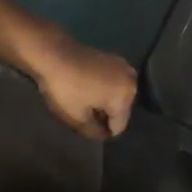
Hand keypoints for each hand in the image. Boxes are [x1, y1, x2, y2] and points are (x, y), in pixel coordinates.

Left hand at [15, 27, 138, 139]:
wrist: (58, 57)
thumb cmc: (68, 91)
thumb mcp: (77, 118)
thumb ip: (93, 130)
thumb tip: (103, 134)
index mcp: (126, 98)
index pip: (120, 126)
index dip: (104, 133)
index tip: (89, 132)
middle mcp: (133, 82)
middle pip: (123, 109)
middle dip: (108, 116)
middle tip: (88, 117)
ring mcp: (127, 68)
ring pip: (120, 94)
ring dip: (108, 101)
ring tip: (89, 102)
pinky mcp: (118, 59)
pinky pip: (117, 81)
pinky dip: (108, 87)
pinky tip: (91, 88)